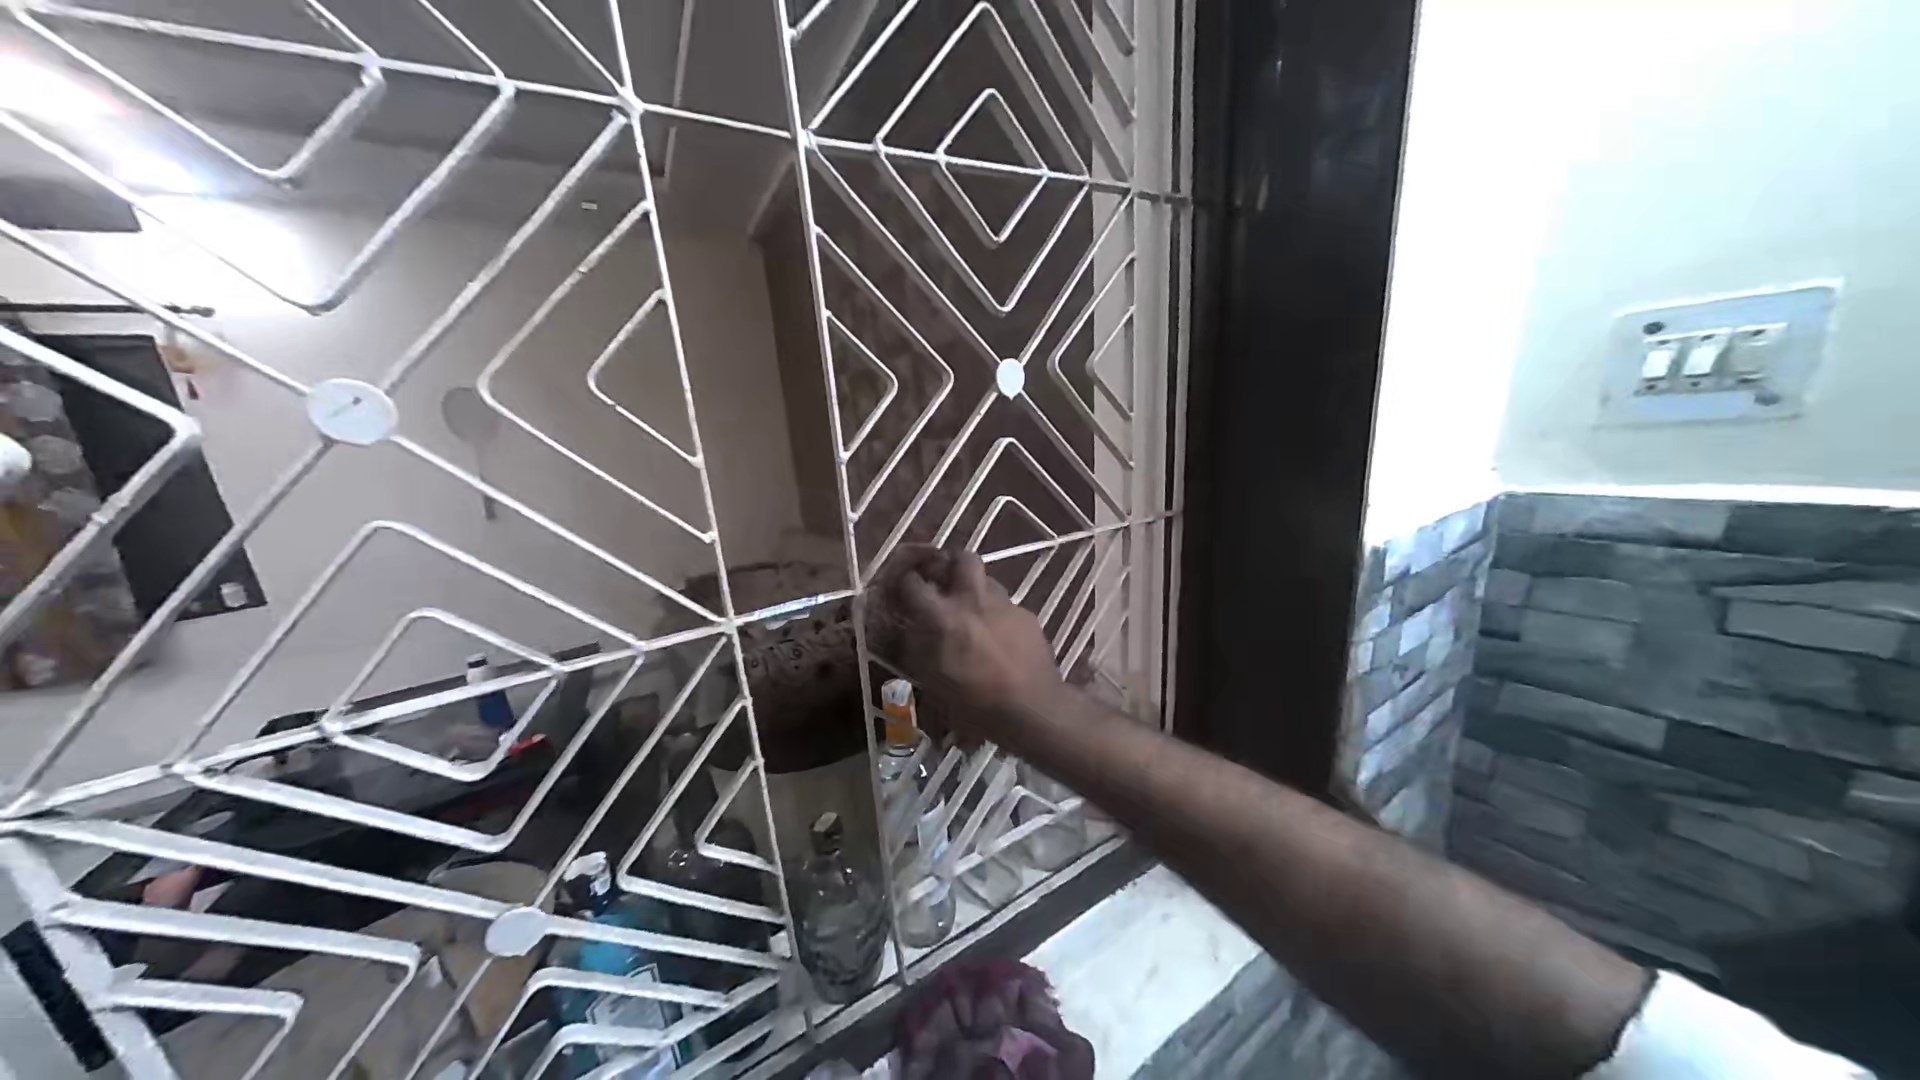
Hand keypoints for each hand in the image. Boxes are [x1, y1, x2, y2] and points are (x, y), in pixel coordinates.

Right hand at [885, 546, 1068, 736]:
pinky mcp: (1027, 615)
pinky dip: (996, 614)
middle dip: (949, 563)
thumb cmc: (974, 704)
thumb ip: (917, 645)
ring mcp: (1004, 605)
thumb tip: (910, 625)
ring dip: (975, 589)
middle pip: (960, 557)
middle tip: (941, 582)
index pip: (912, 581)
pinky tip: (998, 637)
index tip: (901, 588)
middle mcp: (973, 601)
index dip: (903, 580)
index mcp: (942, 616)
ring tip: (970, 611)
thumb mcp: (931, 680)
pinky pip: (1006, 605)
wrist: (1033, 710)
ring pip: (987, 579)